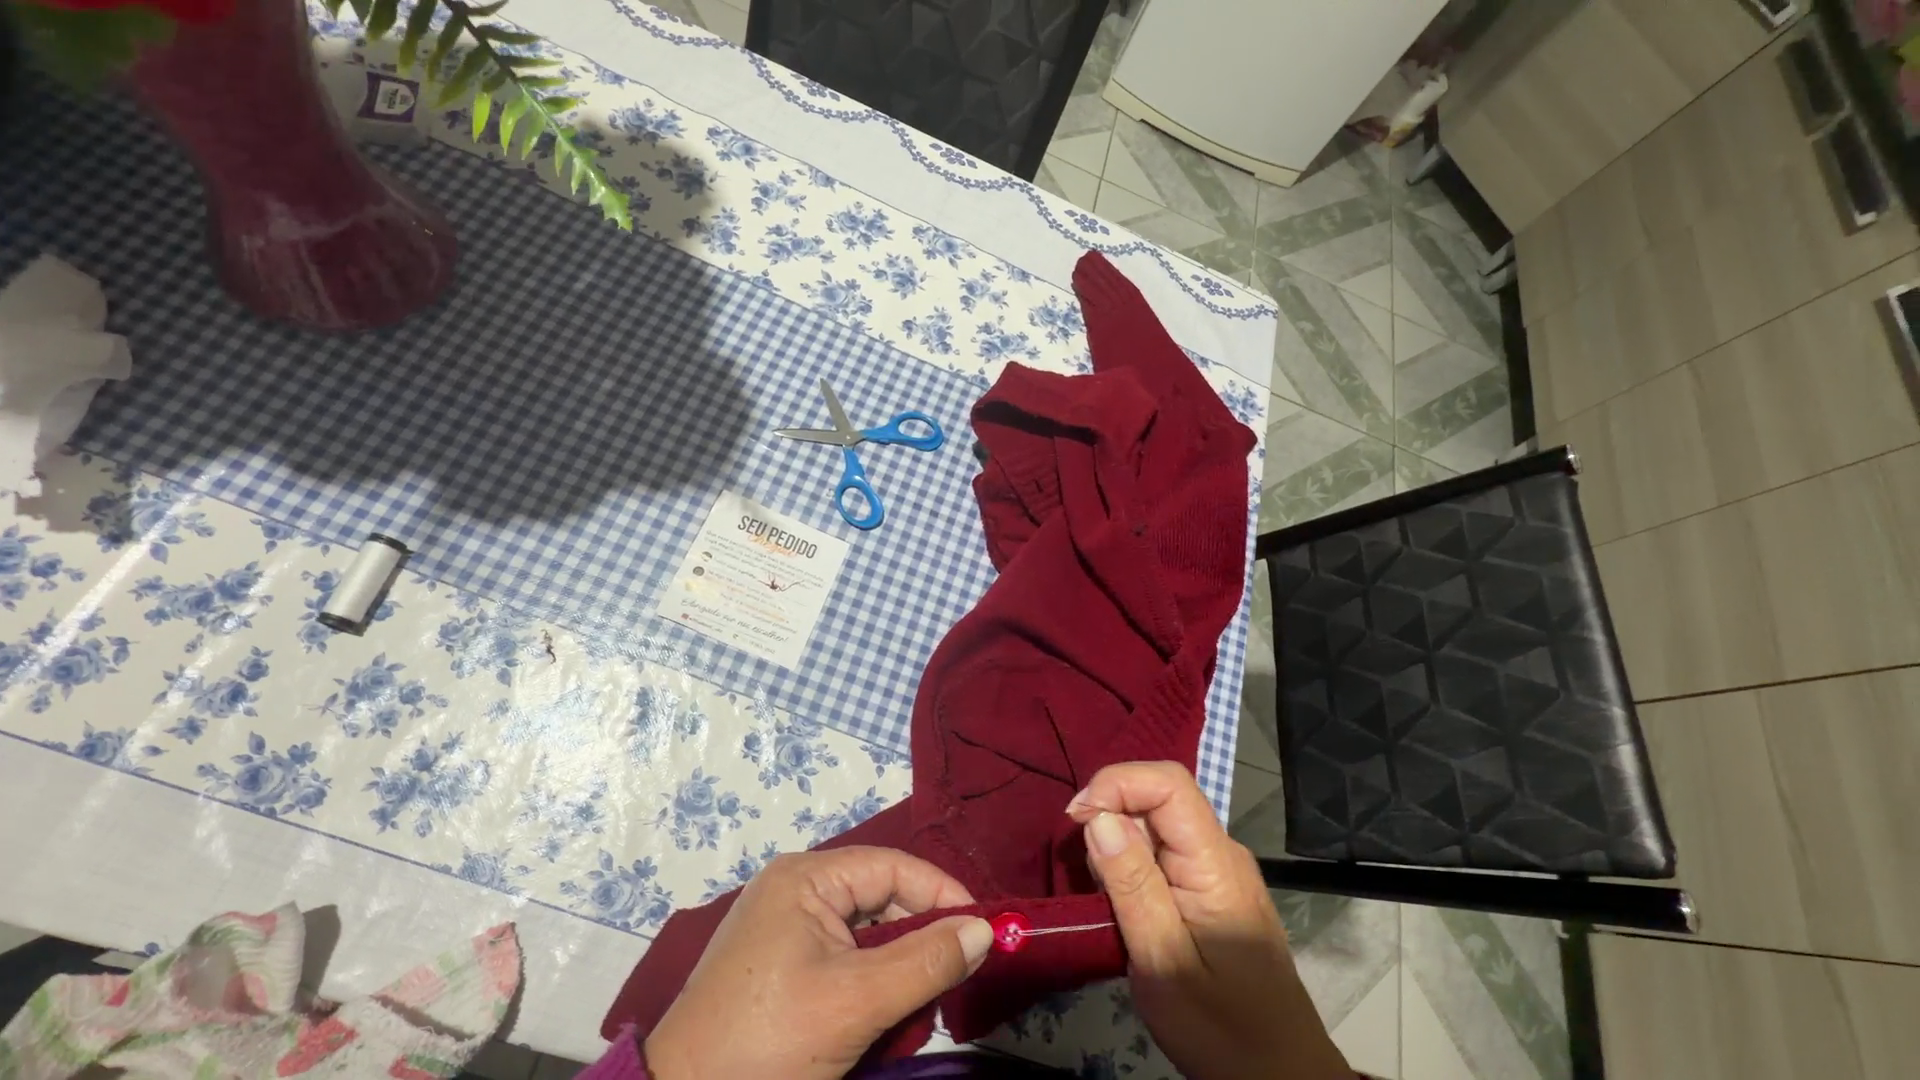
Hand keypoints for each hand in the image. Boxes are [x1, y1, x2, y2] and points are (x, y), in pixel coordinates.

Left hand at [644, 846, 994, 1079]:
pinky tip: (878, 1021)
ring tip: (912, 1012)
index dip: (944, 896)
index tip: (983, 935)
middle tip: (951, 982)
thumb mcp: (857, 1002)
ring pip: (865, 933)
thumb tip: (985, 930)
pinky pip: (841, 957)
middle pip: (881, 899)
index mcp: (806, 877)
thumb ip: (927, 961)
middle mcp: (793, 888)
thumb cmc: (769, 1043)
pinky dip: (868, 984)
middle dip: (919, 940)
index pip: (895, 867)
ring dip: (895, 970)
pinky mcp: (777, 960)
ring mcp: (781, 924)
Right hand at [1067, 762, 1351, 1079]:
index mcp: (1216, 863)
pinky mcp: (1212, 891)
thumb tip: (1098, 817)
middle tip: (1088, 874)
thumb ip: (1132, 885)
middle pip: (1161, 798)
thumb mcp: (1164, 962)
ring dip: (1120, 845)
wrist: (1281, 1077)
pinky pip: (1166, 854)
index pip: (1168, 783)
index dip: (1116, 784)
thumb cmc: (1222, 1029)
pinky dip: (1134, 865)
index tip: (1075, 822)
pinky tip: (1124, 906)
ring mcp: (1220, 871)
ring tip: (1107, 900)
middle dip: (1111, 816)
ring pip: (1159, 826)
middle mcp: (1222, 853)